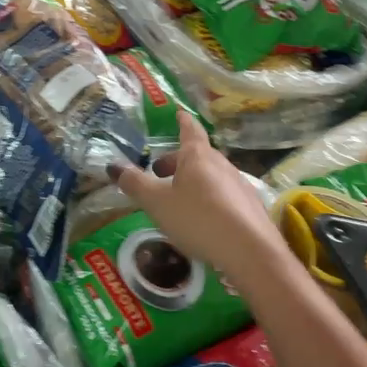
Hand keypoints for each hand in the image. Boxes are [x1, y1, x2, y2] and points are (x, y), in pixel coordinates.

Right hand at [108, 110, 288, 280]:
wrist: (252, 253)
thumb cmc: (199, 219)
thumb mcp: (157, 203)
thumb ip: (135, 184)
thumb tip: (113, 166)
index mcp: (197, 156)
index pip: (189, 129)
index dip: (182, 121)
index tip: (178, 113)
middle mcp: (221, 164)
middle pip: (198, 155)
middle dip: (178, 161)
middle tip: (159, 172)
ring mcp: (240, 186)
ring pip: (212, 176)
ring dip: (194, 181)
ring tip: (179, 199)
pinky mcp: (251, 209)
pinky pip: (226, 196)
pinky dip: (211, 200)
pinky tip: (205, 221)